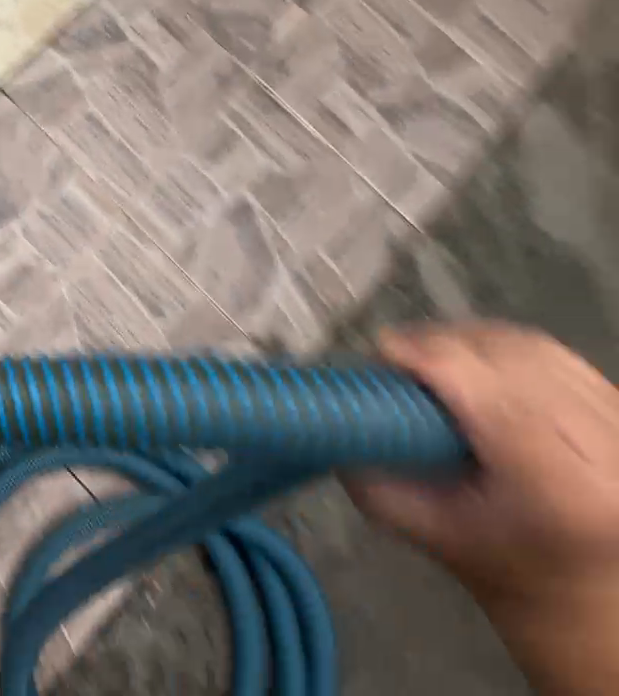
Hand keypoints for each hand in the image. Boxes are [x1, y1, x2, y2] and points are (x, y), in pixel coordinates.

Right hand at [344, 323, 618, 611]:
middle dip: (440, 345)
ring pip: (534, 348)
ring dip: (469, 340)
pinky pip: (555, 353)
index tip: (378, 354)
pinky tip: (473, 365)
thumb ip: (364, 467)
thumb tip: (334, 406)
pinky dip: (502, 348)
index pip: (491, 392)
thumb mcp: (411, 522)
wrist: (584, 584)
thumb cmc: (490, 557)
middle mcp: (607, 453)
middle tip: (395, 360)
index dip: (429, 356)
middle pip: (512, 359)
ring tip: (429, 358)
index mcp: (557, 488)